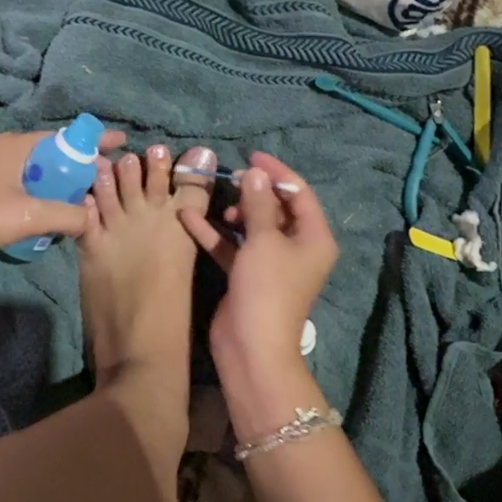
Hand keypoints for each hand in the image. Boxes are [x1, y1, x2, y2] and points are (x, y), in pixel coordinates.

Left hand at [0, 128, 127, 281]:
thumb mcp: (29, 216)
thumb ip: (68, 215)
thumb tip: (93, 218)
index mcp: (18, 145)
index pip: (67, 137)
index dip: (96, 141)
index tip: (123, 142)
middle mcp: (8, 150)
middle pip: (56, 154)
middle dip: (83, 166)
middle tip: (111, 179)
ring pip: (43, 173)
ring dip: (65, 185)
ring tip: (91, 199)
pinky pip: (30, 186)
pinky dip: (47, 196)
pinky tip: (60, 215)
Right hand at [179, 152, 337, 400]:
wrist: (251, 346)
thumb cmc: (266, 288)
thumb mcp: (263, 240)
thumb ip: (258, 203)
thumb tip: (255, 174)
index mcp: (314, 237)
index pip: (300, 193)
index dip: (277, 172)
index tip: (251, 156)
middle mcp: (297, 248)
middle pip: (277, 209)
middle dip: (253, 193)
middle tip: (231, 180)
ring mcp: (271, 264)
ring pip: (253, 227)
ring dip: (234, 212)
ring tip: (215, 204)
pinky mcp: (247, 276)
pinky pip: (233, 246)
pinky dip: (215, 234)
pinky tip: (188, 218)